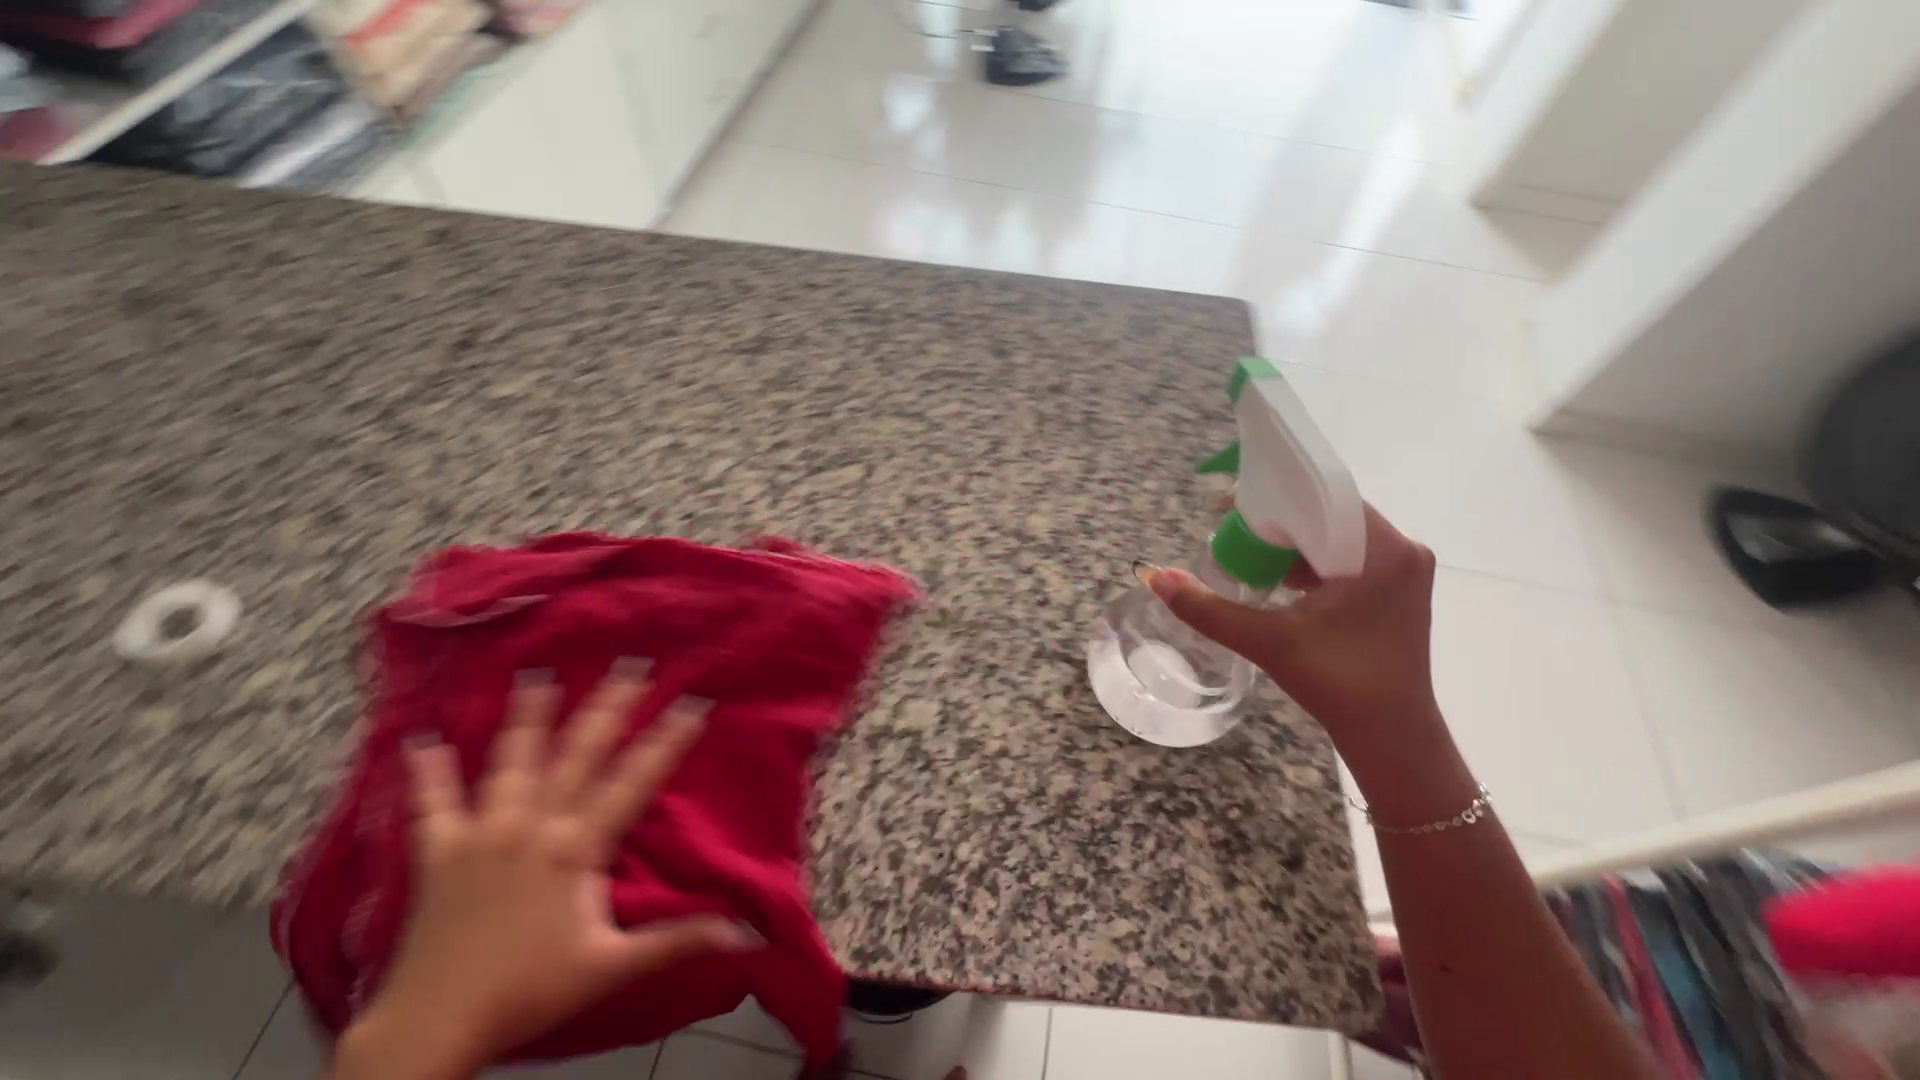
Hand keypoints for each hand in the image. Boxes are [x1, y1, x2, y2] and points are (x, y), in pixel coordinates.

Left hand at [333, 661, 759, 1079]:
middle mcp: (532, 825)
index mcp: (576, 847)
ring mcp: (482, 833)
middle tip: (629, 665)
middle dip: (607, 707)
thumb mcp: (612, 966)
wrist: (435, 1022)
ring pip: (511, 763)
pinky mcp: (440, 852)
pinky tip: (420, 741)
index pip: (633, 781)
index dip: (666, 741)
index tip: (692, 704)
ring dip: (527, 718)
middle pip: (578, 754)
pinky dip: (427, 773)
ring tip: (537, 676)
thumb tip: (746, 935)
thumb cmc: (529, 991)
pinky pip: (433, 804)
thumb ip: (678, 941)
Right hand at [1141, 504, 1438, 746]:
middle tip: (1233, 536)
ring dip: (1293, 546)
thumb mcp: (1269, 642)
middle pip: (1330, 517)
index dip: (1277, 499)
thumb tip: (1158, 578)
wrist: (1392, 739)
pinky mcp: (1396, 592)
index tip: (1232, 508)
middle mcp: (1403, 551)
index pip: (1326, 499)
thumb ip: (1211, 609)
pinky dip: (1311, 565)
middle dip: (1280, 526)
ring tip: (1249, 556)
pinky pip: (1347, 560)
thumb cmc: (1340, 685)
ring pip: (1337, 539)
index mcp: (1386, 552)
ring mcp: (1404, 572)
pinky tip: (1279, 581)